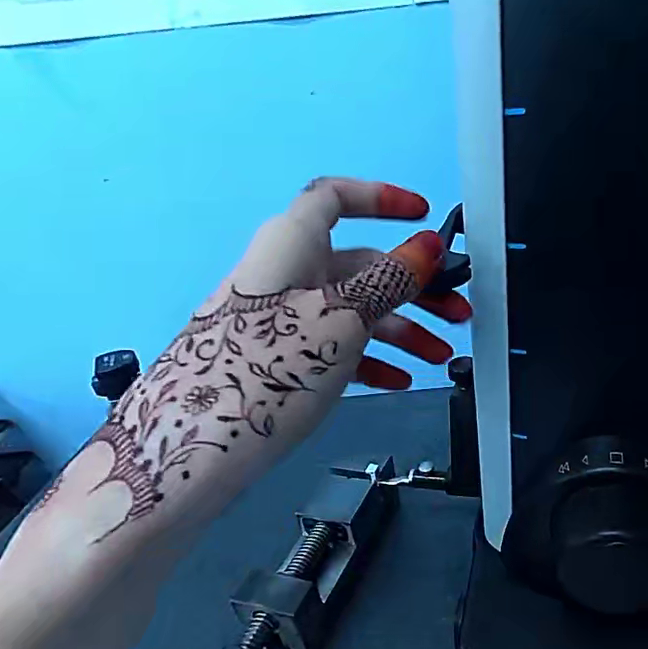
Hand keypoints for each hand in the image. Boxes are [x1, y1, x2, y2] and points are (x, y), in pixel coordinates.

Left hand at [31, 179, 468, 552]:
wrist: (189, 450)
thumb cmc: (268, 369)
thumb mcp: (343, 319)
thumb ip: (391, 279)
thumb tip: (428, 245)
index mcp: (293, 245)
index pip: (336, 198)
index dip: (381, 198)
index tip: (422, 216)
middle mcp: (285, 274)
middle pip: (360, 264)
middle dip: (414, 287)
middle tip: (459, 312)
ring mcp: (279, 320)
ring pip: (352, 310)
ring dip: (401, 330)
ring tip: (440, 358)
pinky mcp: (275, 360)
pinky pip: (332, 347)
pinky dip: (368, 359)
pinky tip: (398, 382)